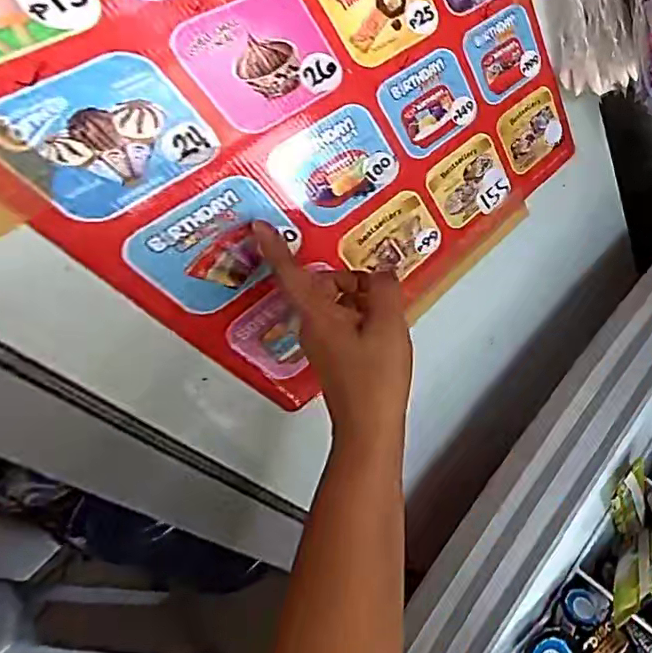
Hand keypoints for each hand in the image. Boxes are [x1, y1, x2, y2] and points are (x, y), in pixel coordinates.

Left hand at [251, 222, 412, 452]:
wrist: (370, 426)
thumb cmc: (375, 378)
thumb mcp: (388, 325)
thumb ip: (384, 290)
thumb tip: (382, 272)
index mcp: (318, 315)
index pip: (292, 274)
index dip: (276, 248)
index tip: (260, 226)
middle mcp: (313, 326)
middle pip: (324, 285)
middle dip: (352, 279)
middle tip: (384, 289)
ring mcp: (323, 341)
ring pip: (337, 303)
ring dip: (362, 298)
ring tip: (391, 313)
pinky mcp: (335, 354)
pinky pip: (345, 320)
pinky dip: (364, 316)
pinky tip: (387, 328)